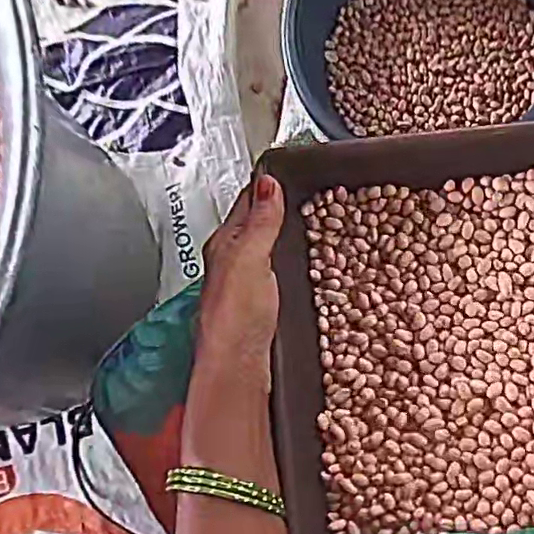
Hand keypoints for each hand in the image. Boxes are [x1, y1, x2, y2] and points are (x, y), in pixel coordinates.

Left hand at [196, 174, 282, 390]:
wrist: (236, 365)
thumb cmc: (235, 317)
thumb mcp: (249, 259)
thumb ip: (261, 223)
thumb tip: (268, 185)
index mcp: (226, 244)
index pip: (247, 202)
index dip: (266, 184)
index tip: (285, 168)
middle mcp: (234, 263)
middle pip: (257, 226)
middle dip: (278, 208)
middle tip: (302, 192)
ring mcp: (248, 287)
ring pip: (267, 250)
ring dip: (285, 237)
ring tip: (307, 223)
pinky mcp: (262, 309)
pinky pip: (277, 274)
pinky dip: (290, 264)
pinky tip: (301, 268)